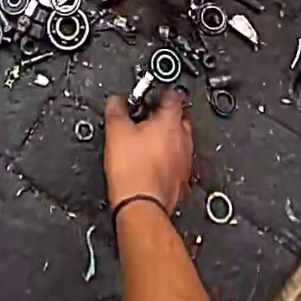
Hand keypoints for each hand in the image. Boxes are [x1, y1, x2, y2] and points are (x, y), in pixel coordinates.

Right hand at [104, 89, 193, 212]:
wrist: (140, 208)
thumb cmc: (132, 172)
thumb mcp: (116, 130)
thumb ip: (116, 108)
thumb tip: (115, 100)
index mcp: (170, 122)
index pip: (174, 96)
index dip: (160, 92)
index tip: (151, 95)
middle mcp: (182, 140)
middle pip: (180, 118)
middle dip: (165, 115)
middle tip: (148, 117)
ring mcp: (184, 161)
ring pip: (181, 141)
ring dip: (168, 138)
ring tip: (149, 141)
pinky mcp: (182, 181)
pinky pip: (178, 161)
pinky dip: (169, 158)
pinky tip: (153, 163)